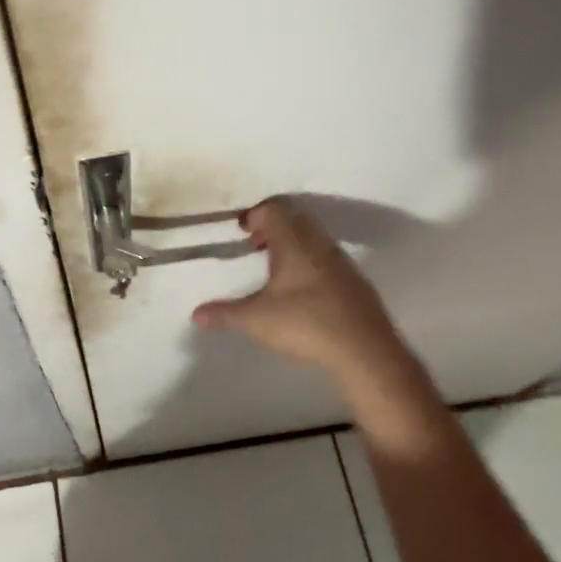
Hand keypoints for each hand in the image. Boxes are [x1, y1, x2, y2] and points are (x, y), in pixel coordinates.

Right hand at [192, 196, 414, 381]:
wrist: (364, 351)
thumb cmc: (305, 324)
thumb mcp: (256, 320)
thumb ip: (225, 314)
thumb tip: (196, 315)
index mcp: (294, 243)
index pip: (274, 210)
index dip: (255, 215)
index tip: (241, 231)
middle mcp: (320, 244)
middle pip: (296, 220)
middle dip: (273, 227)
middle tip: (255, 245)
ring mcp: (341, 262)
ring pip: (314, 239)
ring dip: (294, 245)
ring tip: (275, 270)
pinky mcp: (355, 283)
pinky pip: (328, 260)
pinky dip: (310, 264)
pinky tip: (302, 293)